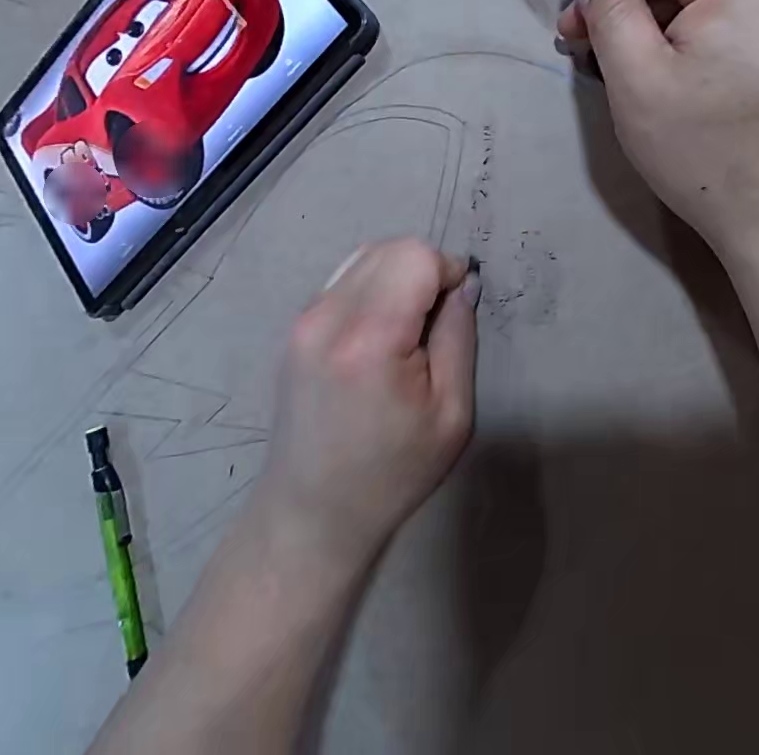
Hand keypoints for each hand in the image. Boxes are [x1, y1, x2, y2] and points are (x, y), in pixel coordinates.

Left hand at [258, 239, 480, 561]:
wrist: (313, 510)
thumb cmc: (393, 472)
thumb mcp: (451, 413)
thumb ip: (459, 335)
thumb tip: (464, 284)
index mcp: (369, 339)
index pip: (414, 256)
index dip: (447, 270)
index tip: (457, 307)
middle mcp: (327, 316)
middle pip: (389, 248)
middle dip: (425, 269)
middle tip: (435, 322)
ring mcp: (303, 319)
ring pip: (363, 257)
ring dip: (397, 275)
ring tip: (407, 329)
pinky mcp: (294, 328)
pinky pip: (342, 279)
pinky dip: (371, 287)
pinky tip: (378, 331)